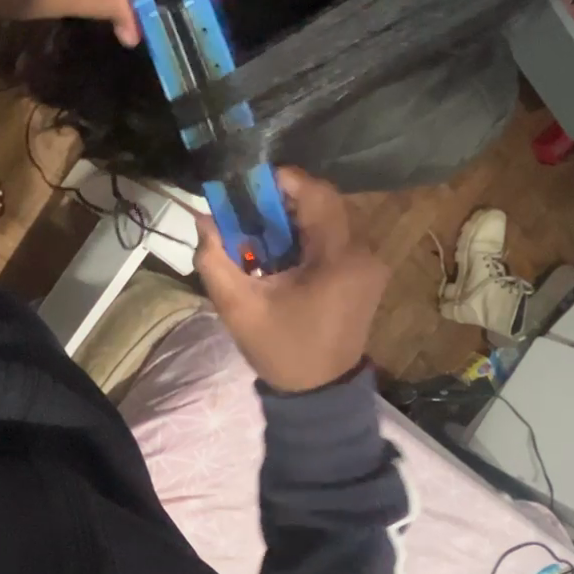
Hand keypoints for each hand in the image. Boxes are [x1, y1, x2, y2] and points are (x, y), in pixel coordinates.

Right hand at [195, 167, 388, 393]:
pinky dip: (307, 240)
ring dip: (294, 223)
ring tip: (260, 238)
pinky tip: (282, 258)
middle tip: (247, 215)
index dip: (283, 181)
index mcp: (338, 258)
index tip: (249, 186)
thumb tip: (204, 220)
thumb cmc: (279, 349)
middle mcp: (363, 253)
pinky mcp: (366, 275)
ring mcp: (369, 265)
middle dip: (283, 205)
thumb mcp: (237, 306)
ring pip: (329, 222)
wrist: (319, 393)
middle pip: (323, 206)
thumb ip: (215, 259)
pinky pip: (335, 242)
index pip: (318, 194)